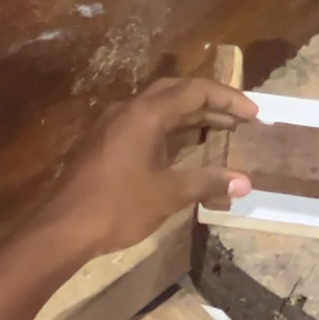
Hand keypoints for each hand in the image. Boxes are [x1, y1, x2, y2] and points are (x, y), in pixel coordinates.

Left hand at [42, 77, 256, 255]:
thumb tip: (244, 182)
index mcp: (145, 114)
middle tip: (240, 119)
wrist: (65, 228)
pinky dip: (172, 130)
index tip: (253, 114)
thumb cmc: (118, 207)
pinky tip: (186, 147)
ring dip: (191, 117)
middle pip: (176, 93)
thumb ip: (207, 182)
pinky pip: (145, 125)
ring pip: (159, 109)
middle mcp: (128, 110)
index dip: (228, 98)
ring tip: (222, 130)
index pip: (194, 91)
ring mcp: (113, 125)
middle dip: (211, 103)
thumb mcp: (169, 194)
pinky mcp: (106, 143)